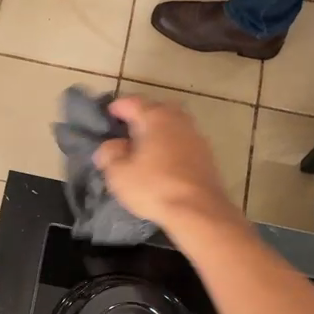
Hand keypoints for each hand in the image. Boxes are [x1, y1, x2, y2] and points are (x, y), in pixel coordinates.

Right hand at [95, 95, 242, 234]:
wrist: (198, 211)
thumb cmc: (154, 188)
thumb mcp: (118, 173)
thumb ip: (109, 153)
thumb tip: (111, 146)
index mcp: (155, 117)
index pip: (131, 102)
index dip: (116, 108)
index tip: (106, 118)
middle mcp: (178, 119)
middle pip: (155, 109)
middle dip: (139, 117)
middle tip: (124, 132)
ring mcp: (195, 135)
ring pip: (171, 125)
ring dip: (157, 131)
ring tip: (143, 147)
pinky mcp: (207, 154)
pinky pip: (182, 141)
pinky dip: (170, 145)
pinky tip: (163, 161)